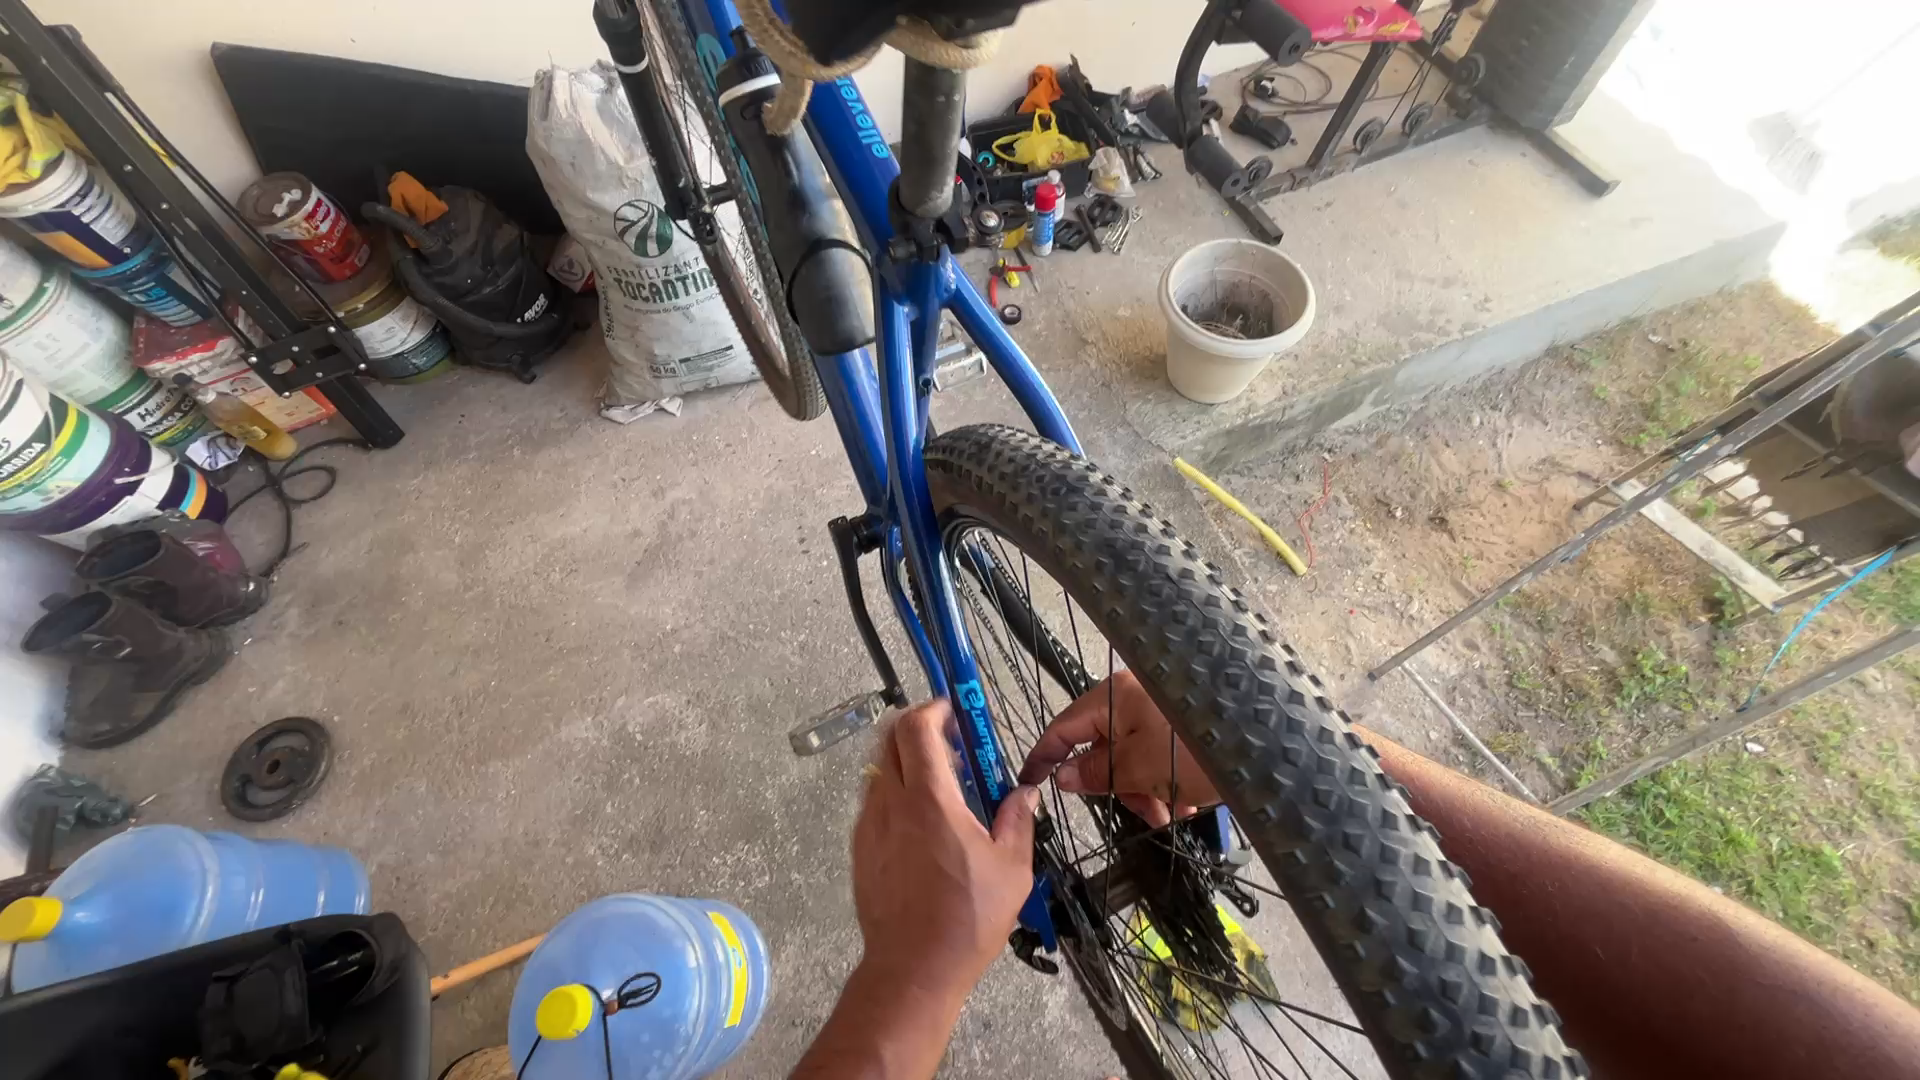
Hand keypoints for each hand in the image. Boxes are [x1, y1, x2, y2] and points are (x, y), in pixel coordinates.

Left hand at [851, 700, 1039, 1002]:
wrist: (912, 971)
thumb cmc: (967, 919)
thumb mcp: (1012, 869)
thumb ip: (1018, 820)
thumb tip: (1024, 792)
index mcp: (929, 799)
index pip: (917, 728)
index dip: (934, 709)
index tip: (955, 711)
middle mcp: (891, 802)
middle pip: (890, 737)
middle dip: (918, 727)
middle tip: (950, 743)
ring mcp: (869, 825)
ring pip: (879, 767)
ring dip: (906, 760)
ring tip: (940, 786)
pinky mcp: (859, 848)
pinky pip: (874, 800)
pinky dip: (895, 791)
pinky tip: (921, 823)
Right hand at [1018, 670, 1220, 826]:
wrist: (1268, 742)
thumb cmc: (1197, 751)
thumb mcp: (1138, 767)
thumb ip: (1095, 771)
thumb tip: (1062, 775)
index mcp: (1113, 697)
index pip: (1063, 727)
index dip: (1043, 755)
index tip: (1027, 779)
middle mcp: (1132, 696)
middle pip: (1102, 744)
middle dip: (1115, 784)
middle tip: (1139, 813)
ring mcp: (1159, 707)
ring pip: (1132, 752)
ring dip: (1144, 788)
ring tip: (1171, 814)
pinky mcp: (1182, 720)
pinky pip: (1157, 750)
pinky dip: (1164, 779)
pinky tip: (1187, 802)